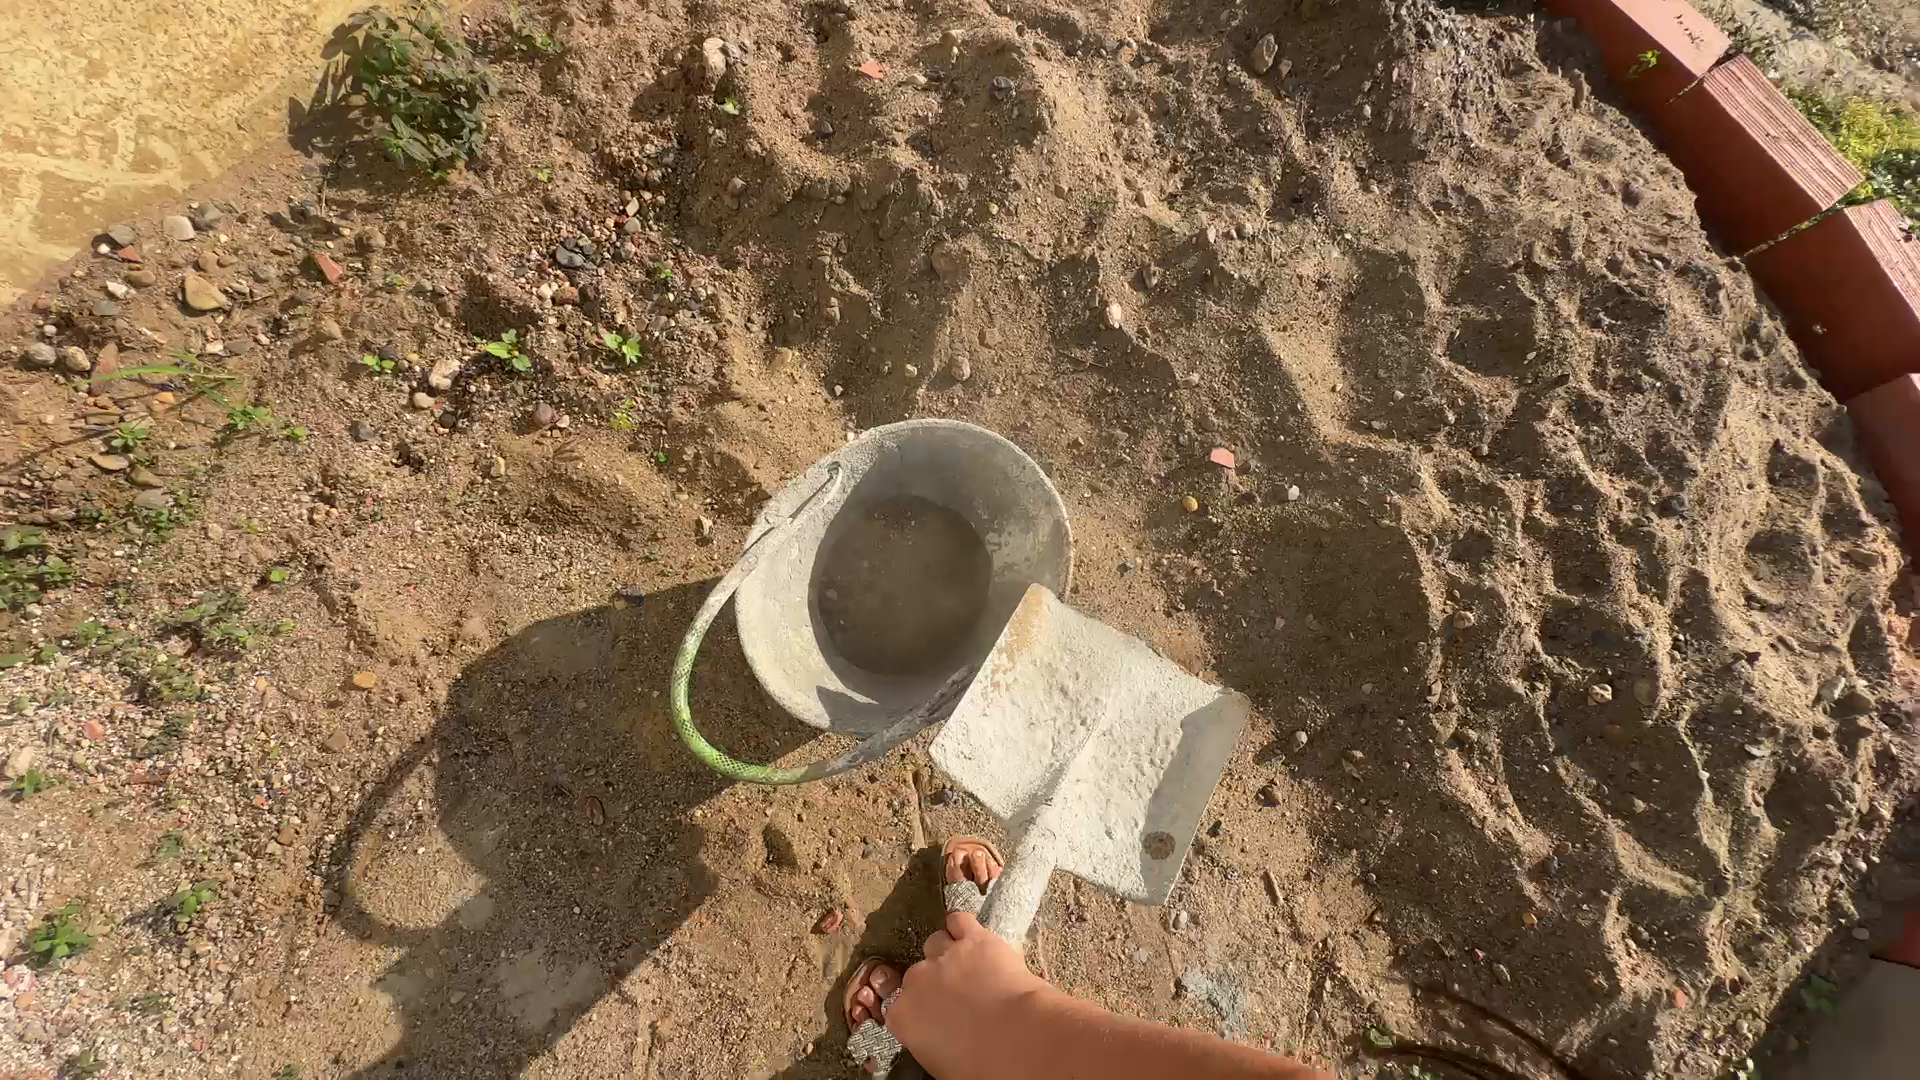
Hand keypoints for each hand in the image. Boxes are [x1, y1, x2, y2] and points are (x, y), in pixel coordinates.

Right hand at [883, 911, 1053, 1077]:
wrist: (1017, 1038)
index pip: (897, 1004)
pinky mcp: (973, 937)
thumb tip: (939, 1037)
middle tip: (955, 996)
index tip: (929, 1013)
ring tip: (966, 966)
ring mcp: (945, 955)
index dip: (916, 1007)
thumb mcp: (942, 1064)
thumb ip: (928, 1040)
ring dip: (947, 952)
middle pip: (916, 972)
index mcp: (904, 1016)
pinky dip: (963, 927)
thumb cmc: (982, 1064)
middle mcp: (918, 979)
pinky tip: (972, 937)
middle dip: (933, 981)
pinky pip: (959, 920)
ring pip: (936, 942)